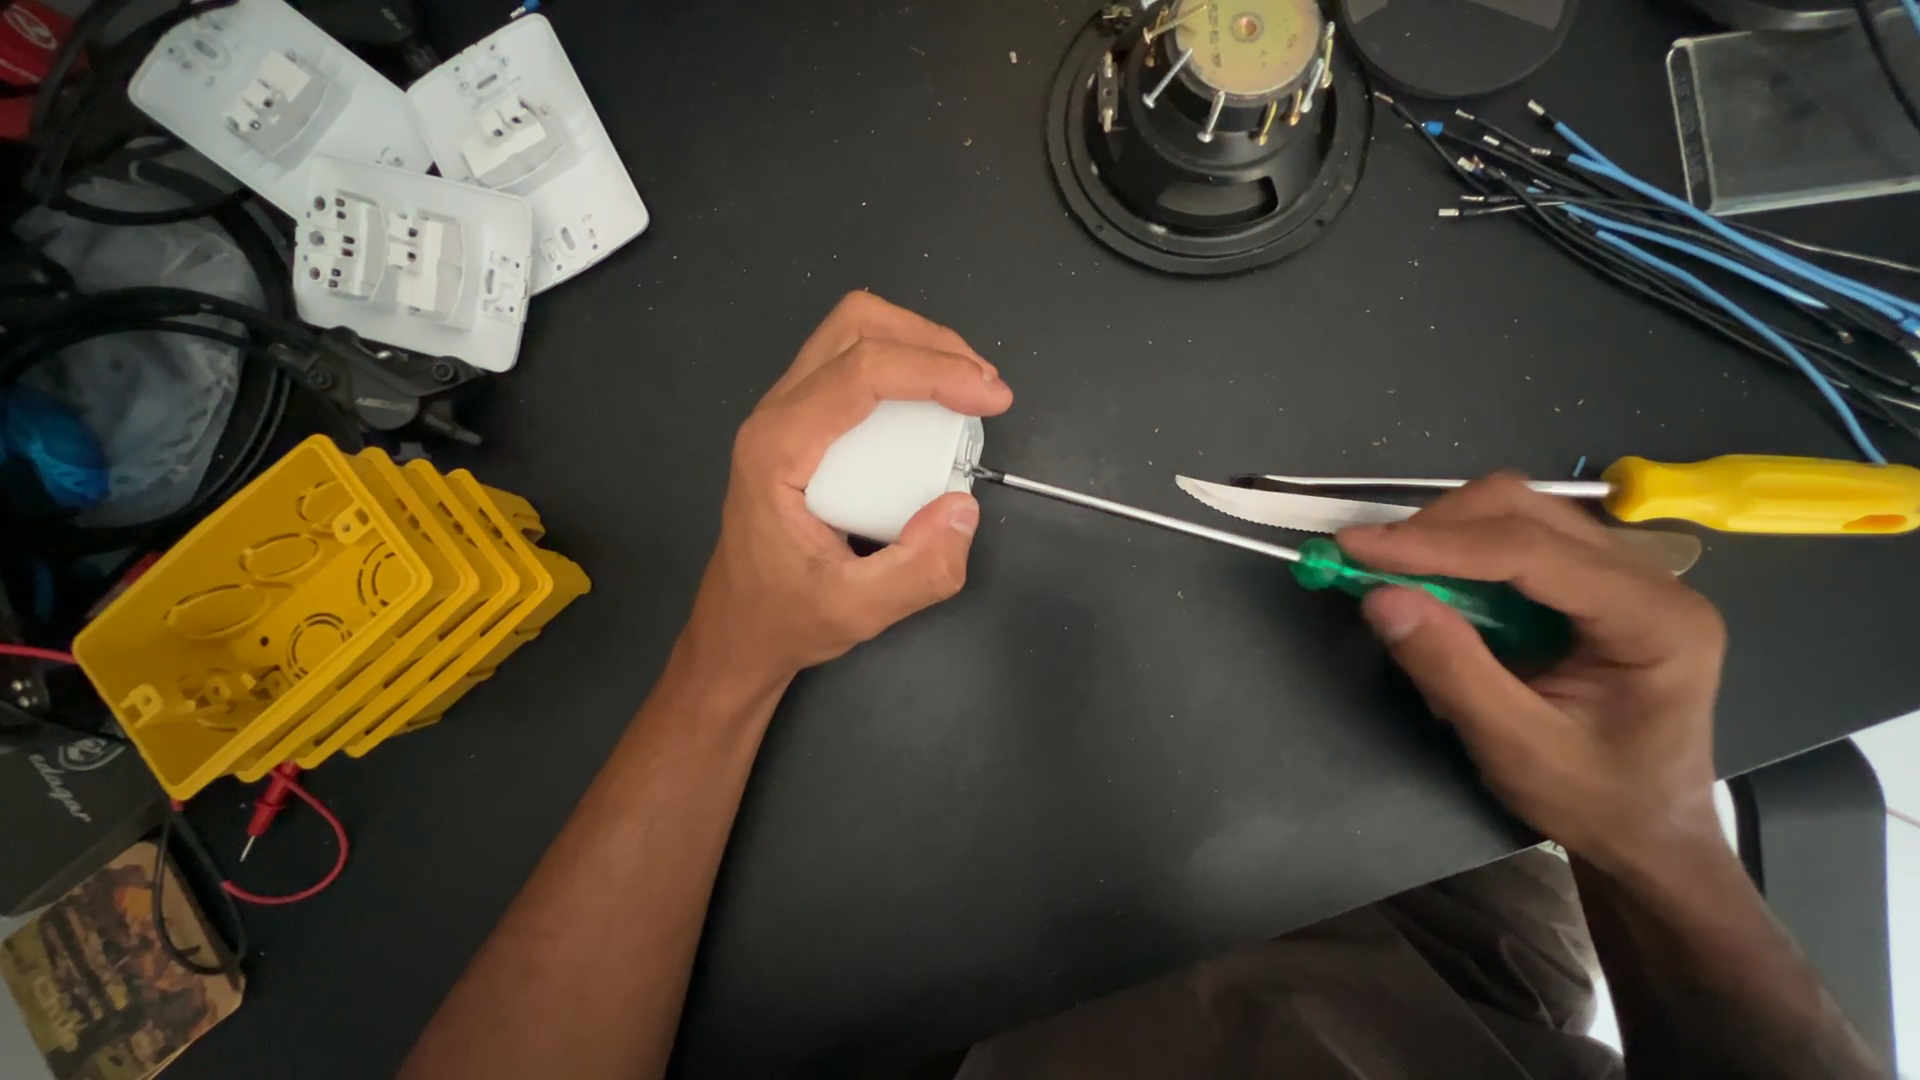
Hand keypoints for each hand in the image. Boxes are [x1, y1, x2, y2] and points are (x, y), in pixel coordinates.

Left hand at [684, 292, 1013, 683]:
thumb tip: (964, 506)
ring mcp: (783, 413)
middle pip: (854, 326)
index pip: (861, 372)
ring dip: (916, 345)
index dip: (935, 370)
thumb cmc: (786, 618)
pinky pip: (850, 364)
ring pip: (850, 332)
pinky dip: (901, 365)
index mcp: (779, 449)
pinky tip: (932, 404)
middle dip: (929, 341)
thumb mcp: (858, 611)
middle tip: (983, 388)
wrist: (738, 629)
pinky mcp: (798, 423)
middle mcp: (775, 415)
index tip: (992, 399)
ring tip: (966, 389)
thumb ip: (919, 571)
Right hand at [1336, 474, 1727, 876]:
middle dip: (1435, 527)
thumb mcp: (1514, 747)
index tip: (1353, 547)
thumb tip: (1379, 598)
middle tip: (1366, 562)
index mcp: (1653, 620)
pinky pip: (1513, 534)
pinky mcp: (1587, 579)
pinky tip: (1429, 579)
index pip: (1530, 552)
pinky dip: (1456, 546)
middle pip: (1525, 510)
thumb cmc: (1593, 797)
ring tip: (1390, 570)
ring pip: (1517, 510)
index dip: (1436, 543)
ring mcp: (1621, 572)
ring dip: (1442, 531)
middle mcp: (1648, 578)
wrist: (1647, 830)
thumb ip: (1449, 670)